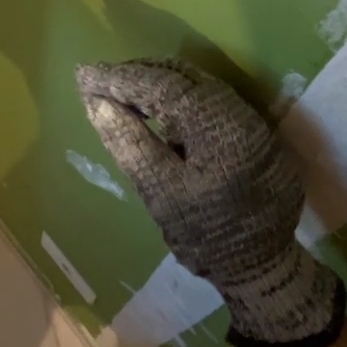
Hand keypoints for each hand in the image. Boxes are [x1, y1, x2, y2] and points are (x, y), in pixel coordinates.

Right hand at [76, 57, 345, 346]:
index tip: (85, 75)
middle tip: (97, 81)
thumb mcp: (160, 194)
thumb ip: (130, 144)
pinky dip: (175, 96)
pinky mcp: (252, 132)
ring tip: (118, 91)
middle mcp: (241, 114)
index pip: (164, 86)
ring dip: (155, 83)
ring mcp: (251, 121)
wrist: (262, 271)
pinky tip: (152, 107)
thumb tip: (97, 102)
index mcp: (221, 129)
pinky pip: (208, 99)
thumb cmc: (206, 237)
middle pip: (181, 77)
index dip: (121, 78)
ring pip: (195, 84)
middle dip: (137, 75)